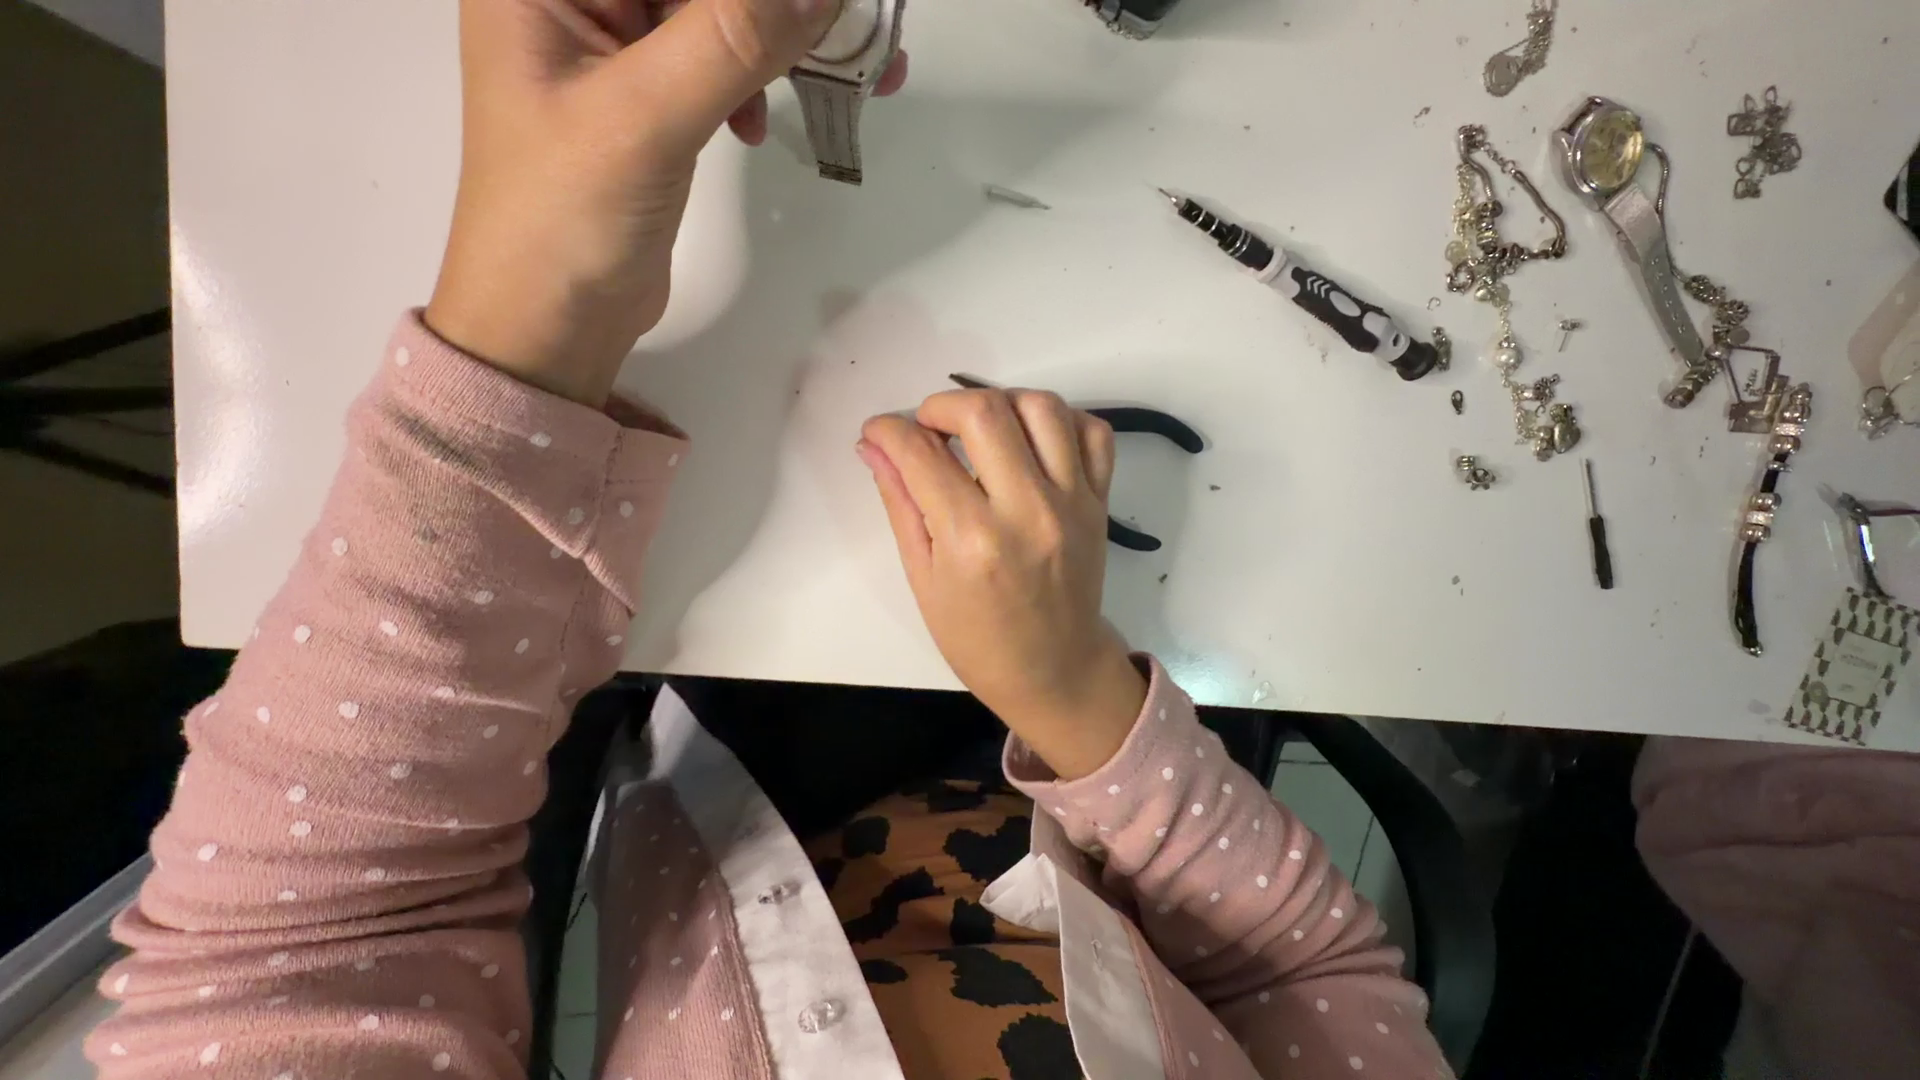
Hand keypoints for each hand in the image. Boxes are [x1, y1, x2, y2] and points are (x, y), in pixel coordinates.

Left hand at [425, 0, 907, 405]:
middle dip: (775, 4)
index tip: (818, 4)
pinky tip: (757, 129)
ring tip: (847, 72)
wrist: (551, 319)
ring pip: (715, 14)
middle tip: (853, 27)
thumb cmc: (568, 214)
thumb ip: (734, 40)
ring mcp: (612, 49)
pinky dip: (752, 83)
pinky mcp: (646, 99)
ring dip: (779, 38)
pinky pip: (714, 62)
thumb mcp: (648, 116)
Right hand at [859, 390, 1147, 779]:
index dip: (888, 429)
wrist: (1054, 670)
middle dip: (941, 405)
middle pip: (985, 412)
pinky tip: (1030, 441)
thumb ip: (900, 502)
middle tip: (928, 428)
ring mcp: (1071, 502)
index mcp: (971, 539)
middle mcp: (1026, 511)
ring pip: (1042, 407)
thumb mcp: (922, 577)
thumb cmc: (975, 638)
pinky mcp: (1099, 502)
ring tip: (980, 429)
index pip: (921, 452)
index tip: (879, 431)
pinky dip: (1059, 421)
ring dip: (1001, 402)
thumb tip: (872, 445)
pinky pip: (1092, 432)